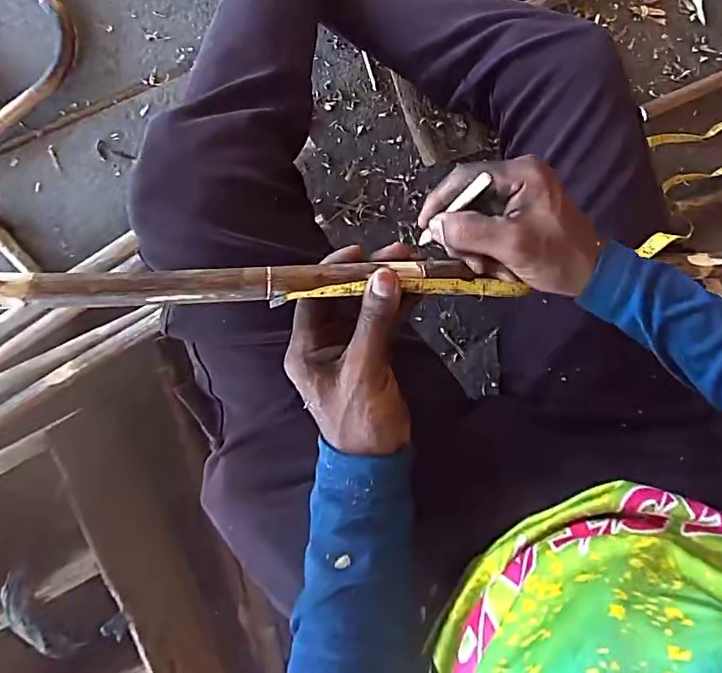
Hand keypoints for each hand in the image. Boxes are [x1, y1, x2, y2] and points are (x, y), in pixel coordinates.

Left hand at [283, 244, 412, 454]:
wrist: (379, 467)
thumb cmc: (360, 424)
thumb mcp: (365, 370)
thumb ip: (374, 322)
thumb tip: (384, 277)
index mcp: (305, 347)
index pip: (312, 295)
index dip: (333, 270)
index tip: (358, 253)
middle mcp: (322, 342)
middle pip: (341, 296)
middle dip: (368, 274)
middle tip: (397, 254)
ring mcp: (347, 347)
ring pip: (364, 305)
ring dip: (386, 286)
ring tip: (412, 265)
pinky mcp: (370, 354)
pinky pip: (381, 321)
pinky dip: (397, 305)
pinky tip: (416, 289)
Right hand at [416, 156, 606, 295]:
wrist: (596, 277)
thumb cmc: (560, 258)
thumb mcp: (511, 244)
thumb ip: (469, 230)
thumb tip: (436, 225)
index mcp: (522, 172)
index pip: (465, 177)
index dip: (440, 201)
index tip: (426, 225)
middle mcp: (519, 175)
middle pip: (466, 197)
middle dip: (461, 231)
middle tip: (466, 258)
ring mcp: (520, 192)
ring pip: (474, 214)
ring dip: (473, 244)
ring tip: (487, 266)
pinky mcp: (520, 210)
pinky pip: (487, 224)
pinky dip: (485, 246)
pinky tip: (497, 263)